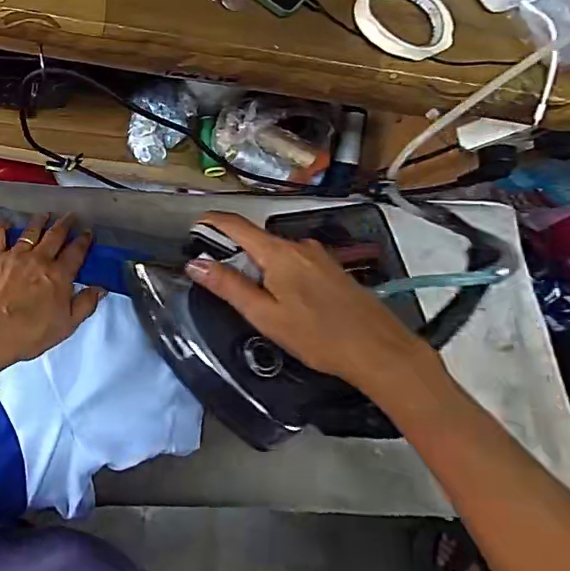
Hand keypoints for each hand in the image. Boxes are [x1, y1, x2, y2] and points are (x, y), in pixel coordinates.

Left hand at [0, 214, 103, 372]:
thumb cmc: (30, 333)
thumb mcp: (67, 324)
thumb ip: (85, 304)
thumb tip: (100, 289)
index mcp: (60, 274)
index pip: (76, 251)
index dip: (84, 240)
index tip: (88, 232)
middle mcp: (40, 259)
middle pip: (56, 235)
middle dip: (65, 224)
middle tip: (70, 216)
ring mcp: (15, 255)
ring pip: (31, 231)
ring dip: (39, 221)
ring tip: (44, 215)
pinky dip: (1, 226)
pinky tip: (4, 221)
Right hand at [184, 211, 445, 396]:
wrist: (376, 348)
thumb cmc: (317, 336)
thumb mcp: (265, 316)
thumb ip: (229, 287)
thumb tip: (196, 263)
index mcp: (279, 253)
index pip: (236, 225)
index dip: (211, 222)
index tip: (193, 228)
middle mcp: (299, 245)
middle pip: (256, 239)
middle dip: (233, 252)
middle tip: (218, 279)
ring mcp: (318, 255)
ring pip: (277, 252)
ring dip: (258, 265)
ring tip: (253, 298)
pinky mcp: (331, 269)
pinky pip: (295, 262)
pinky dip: (279, 272)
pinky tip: (284, 301)